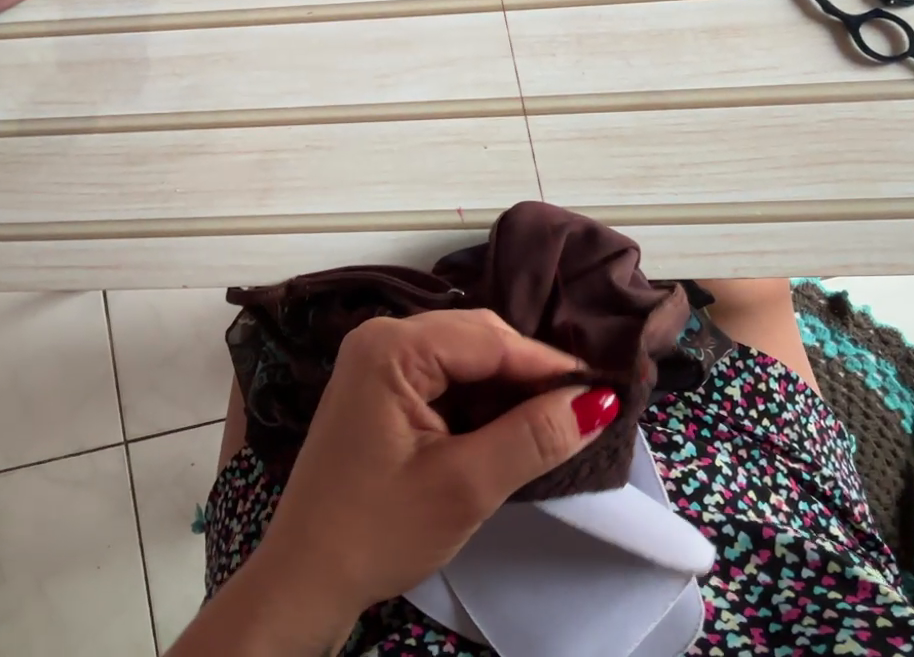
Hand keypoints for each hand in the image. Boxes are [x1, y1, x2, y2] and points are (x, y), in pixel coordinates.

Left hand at [256, 309, 621, 625]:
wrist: (306, 575)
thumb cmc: (378, 530)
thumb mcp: (465, 485)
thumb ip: (532, 437)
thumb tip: (599, 399)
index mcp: (391, 347)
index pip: (490, 339)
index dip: (550, 364)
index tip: (606, 390)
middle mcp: (381, 337)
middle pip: (477, 338)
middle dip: (529, 373)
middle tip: (582, 410)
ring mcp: (377, 360)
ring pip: (464, 356)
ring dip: (507, 386)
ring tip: (553, 420)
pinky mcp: (380, 386)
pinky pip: (444, 375)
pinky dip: (480, 397)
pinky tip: (507, 424)